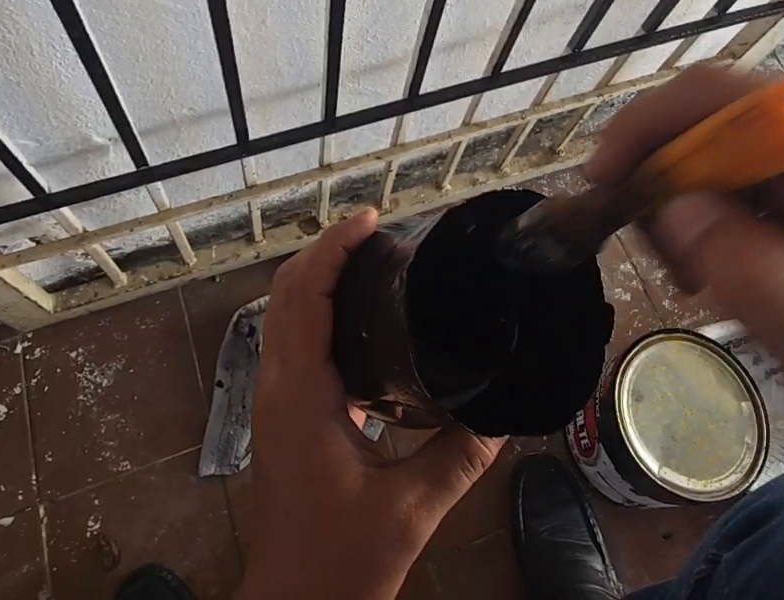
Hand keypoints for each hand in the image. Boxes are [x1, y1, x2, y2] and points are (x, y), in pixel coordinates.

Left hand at [238, 209, 505, 599]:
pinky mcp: (288, 412)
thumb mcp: (411, 510)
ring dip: (323, 275)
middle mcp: (279, 386)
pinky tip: (370, 315)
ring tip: (376, 258)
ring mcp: (277, 398)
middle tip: (381, 232)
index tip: (373, 219)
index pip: (306, 296)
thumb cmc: (340, 563)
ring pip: (287, 312)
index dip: (334, 248)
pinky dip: (325, 309)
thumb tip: (506, 407)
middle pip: (287, 291)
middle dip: (327, 250)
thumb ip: (461, 455)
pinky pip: (299, 339)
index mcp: (299, 396)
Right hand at [587, 64, 783, 459]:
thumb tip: (672, 208)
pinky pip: (745, 157)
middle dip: (664, 173)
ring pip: (722, 134)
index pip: (731, 97)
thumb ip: (759, 282)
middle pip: (718, 109)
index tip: (602, 184)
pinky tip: (724, 261)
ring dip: (686, 196)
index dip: (651, 128)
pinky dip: (714, 204)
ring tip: (696, 275)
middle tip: (658, 257)